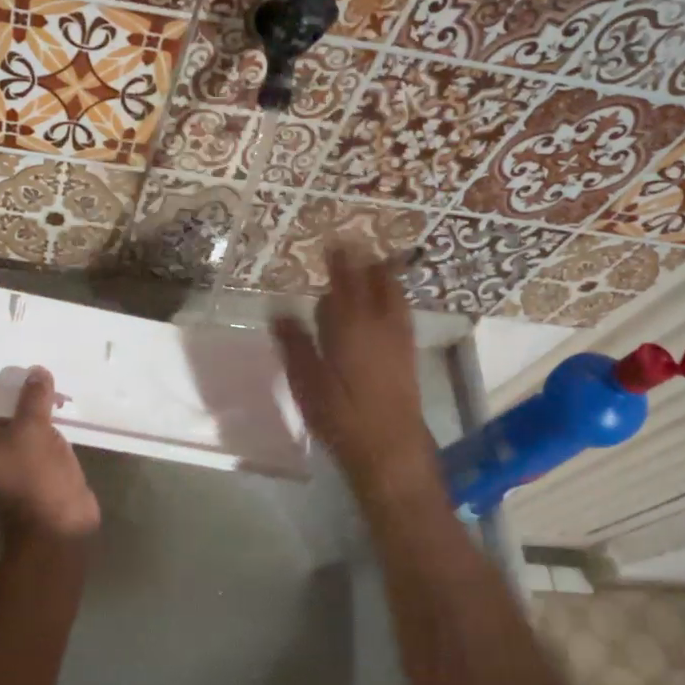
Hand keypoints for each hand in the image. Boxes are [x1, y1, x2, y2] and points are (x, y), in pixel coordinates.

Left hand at [0, 367, 99, 541]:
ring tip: (29, 363)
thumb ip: (32, 398)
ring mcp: (6, 454)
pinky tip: (51, 390)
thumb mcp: (32, 429)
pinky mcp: (30, 460)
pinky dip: (37, 413)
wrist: (60, 525)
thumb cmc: (33, 477)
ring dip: (18, 397)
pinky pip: (29, 429)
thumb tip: (37, 373)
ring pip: (7, 417)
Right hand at [272, 246, 439, 498]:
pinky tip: (389, 303)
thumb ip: (295, 344)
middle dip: (366, 261)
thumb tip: (277, 311)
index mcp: (351, 327)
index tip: (335, 239)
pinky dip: (394, 297)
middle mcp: (380, 324)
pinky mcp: (408, 355)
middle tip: (357, 244)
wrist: (389, 445)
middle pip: (376, 282)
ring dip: (383, 276)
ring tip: (375, 264)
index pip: (345, 283)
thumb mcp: (307, 383)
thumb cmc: (341, 416)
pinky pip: (402, 312)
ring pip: (394, 295)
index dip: (340, 261)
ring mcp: (399, 339)